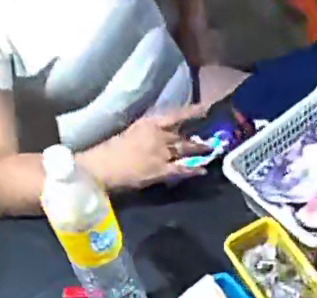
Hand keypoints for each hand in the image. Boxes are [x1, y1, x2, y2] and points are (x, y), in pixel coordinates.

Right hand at [84, 107, 210, 190]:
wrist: (105, 164)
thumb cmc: (113, 148)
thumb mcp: (132, 130)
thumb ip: (148, 130)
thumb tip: (159, 131)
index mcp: (150, 121)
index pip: (176, 114)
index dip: (192, 111)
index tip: (206, 107)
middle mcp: (160, 135)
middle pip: (182, 134)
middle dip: (197, 136)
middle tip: (210, 136)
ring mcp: (162, 153)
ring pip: (185, 149)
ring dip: (198, 149)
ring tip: (210, 150)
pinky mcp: (161, 170)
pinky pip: (181, 169)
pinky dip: (193, 170)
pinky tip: (203, 170)